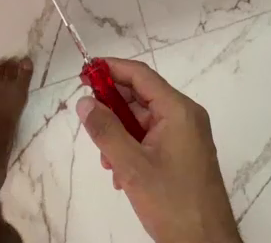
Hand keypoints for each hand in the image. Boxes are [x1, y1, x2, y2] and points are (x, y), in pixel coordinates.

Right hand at [76, 58, 240, 242]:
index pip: (140, 75)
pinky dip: (132, 148)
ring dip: (119, 134)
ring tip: (105, 160)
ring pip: (143, 121)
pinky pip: (151, 139)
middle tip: (87, 119)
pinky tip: (119, 173)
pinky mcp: (184, 156)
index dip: (111, 69)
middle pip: (141, 97)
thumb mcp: (132, 167)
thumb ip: (106, 130)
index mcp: (178, 110)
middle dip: (112, 108)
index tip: (85, 72)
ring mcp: (186, 137)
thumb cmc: (172, 202)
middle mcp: (185, 116)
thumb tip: (84, 101)